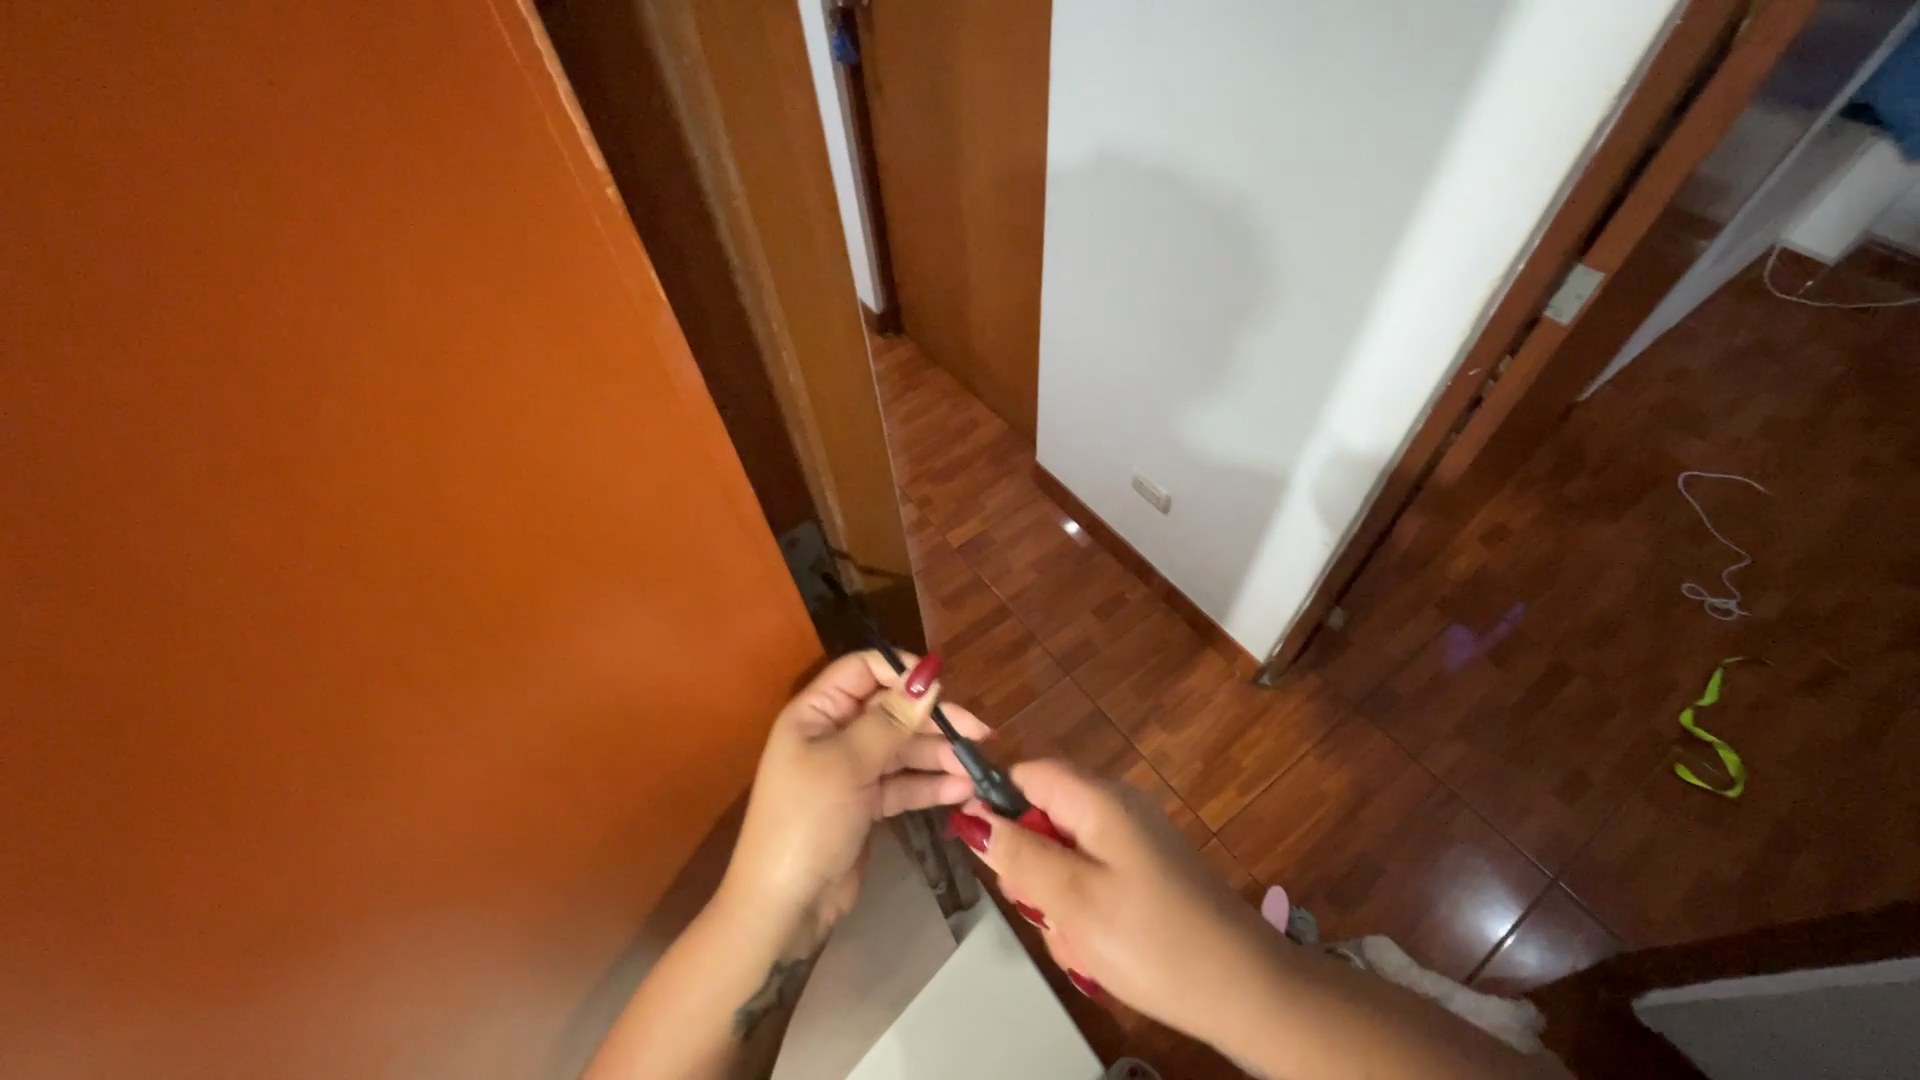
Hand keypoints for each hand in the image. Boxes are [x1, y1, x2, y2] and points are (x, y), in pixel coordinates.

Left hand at [720, 650, 988, 940]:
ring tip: (976, 769)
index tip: (942, 685)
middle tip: (979, 733)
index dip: (901, 672)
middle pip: (890, 711)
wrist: (784, 905)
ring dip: (938, 756)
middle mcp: (833, 734)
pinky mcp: (865, 805)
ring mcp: (850, 771)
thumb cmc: (806, 820)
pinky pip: (902, 783)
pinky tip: (960, 791)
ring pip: (902, 749)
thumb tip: (928, 677)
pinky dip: (929, 785)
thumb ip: (890, 720)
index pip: (863, 670)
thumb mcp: (847, 764)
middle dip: (932, 720)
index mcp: (816, 713)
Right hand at [951, 760, 1278, 1044]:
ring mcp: (1132, 843)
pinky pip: (1091, 880)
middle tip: (1046, 911)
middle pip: (1043, 817)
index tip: (990, 856)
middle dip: (1031, 867)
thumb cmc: (1154, 941)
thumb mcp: (1073, 899)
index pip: (1027, 773)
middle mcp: (1115, 809)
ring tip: (1079, 941)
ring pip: (1063, 857)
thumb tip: (970, 815)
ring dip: (1056, 900)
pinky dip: (1084, 912)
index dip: (996, 803)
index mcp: (1098, 799)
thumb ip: (1018, 854)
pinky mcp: (1143, 875)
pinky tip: (1099, 949)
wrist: (1247, 992)